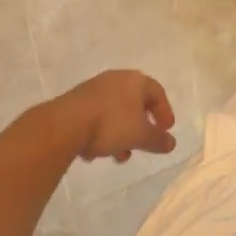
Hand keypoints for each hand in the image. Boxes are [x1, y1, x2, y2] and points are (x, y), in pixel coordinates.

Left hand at [51, 70, 177, 162]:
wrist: (63, 125)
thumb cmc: (110, 124)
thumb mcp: (139, 136)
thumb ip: (157, 139)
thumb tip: (172, 144)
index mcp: (136, 81)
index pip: (157, 93)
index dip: (164, 112)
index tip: (165, 131)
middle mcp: (116, 79)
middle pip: (135, 103)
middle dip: (139, 127)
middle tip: (141, 144)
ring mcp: (93, 89)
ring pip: (114, 111)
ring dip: (119, 133)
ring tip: (116, 156)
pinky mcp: (74, 101)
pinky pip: (95, 116)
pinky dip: (100, 132)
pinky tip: (93, 152)